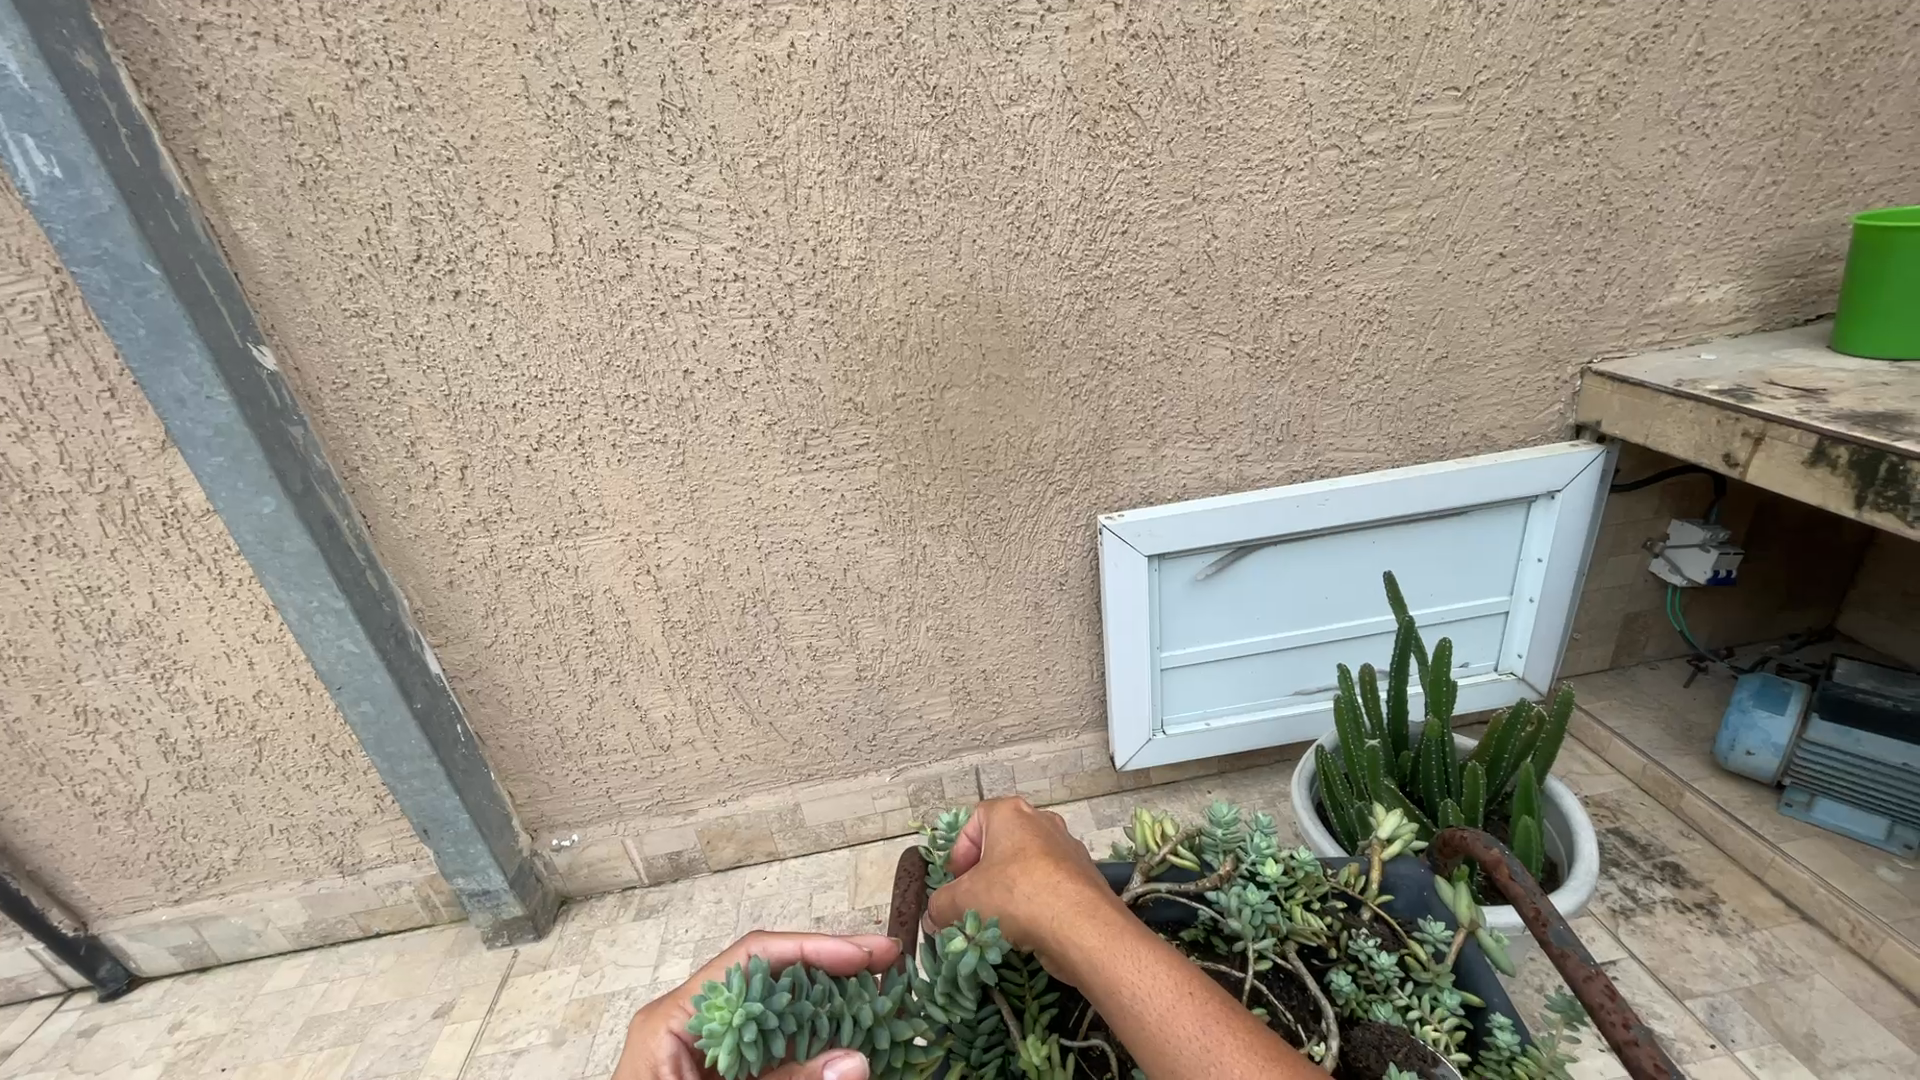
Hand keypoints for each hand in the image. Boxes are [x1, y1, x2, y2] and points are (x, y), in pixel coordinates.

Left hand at [612, 931, 900, 1079]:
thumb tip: (857, 1061)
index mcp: (675, 1018)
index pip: (754, 957)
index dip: (815, 948)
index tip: (869, 954)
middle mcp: (694, 1021)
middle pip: (771, 977)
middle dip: (831, 971)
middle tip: (887, 967)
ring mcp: (710, 1050)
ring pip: (779, 1011)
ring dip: (829, 1007)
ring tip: (878, 998)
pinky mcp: (727, 1074)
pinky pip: (775, 1046)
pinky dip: (812, 1043)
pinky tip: (847, 1041)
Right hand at [925, 797, 1127, 979]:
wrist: (1081, 925)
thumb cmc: (1016, 895)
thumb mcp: (963, 901)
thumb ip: (940, 906)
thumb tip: (932, 917)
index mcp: (1011, 813)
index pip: (975, 819)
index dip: (960, 850)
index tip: (955, 881)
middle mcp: (1041, 821)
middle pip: (1002, 843)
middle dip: (984, 874)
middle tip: (973, 902)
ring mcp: (1067, 848)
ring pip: (1027, 866)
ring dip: (1010, 890)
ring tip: (999, 923)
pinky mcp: (1084, 877)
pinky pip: (1050, 886)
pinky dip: (1036, 904)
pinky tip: (1028, 931)